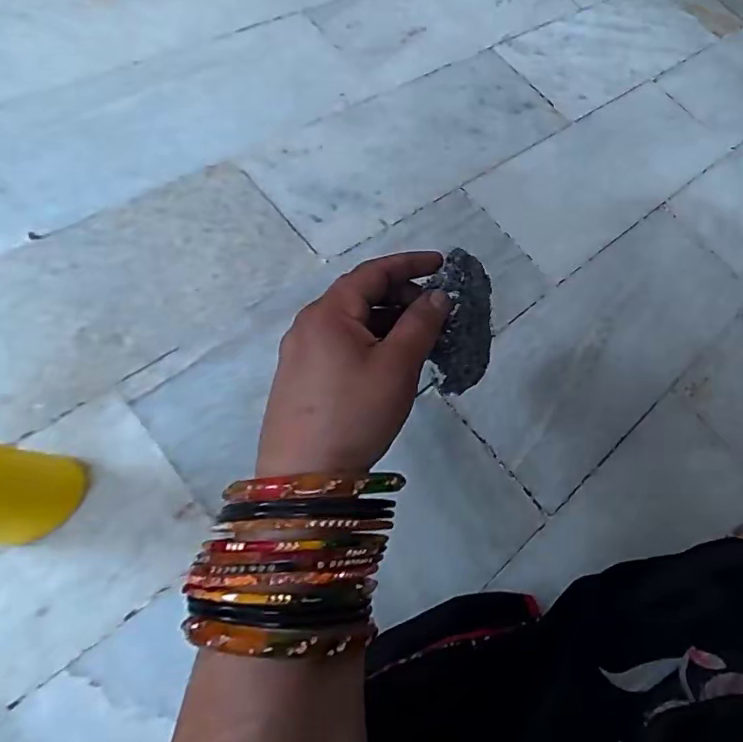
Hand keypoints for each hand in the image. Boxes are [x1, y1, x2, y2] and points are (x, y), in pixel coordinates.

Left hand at [255, 252, 449, 476]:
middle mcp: (308, 325)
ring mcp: (300, 353)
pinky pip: (342, 344)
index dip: (410, 264)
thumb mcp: (397, 366)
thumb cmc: (355, 413)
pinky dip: (372, 341)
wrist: (304, 477)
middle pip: (360, 295)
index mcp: (328, 313)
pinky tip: (391, 363)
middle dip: (401, 296)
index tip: (442, 265)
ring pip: (352, 323)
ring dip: (388, 322)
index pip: (372, 272)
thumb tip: (437, 296)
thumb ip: (421, 324)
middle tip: (435, 314)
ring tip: (420, 341)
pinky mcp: (301, 378)